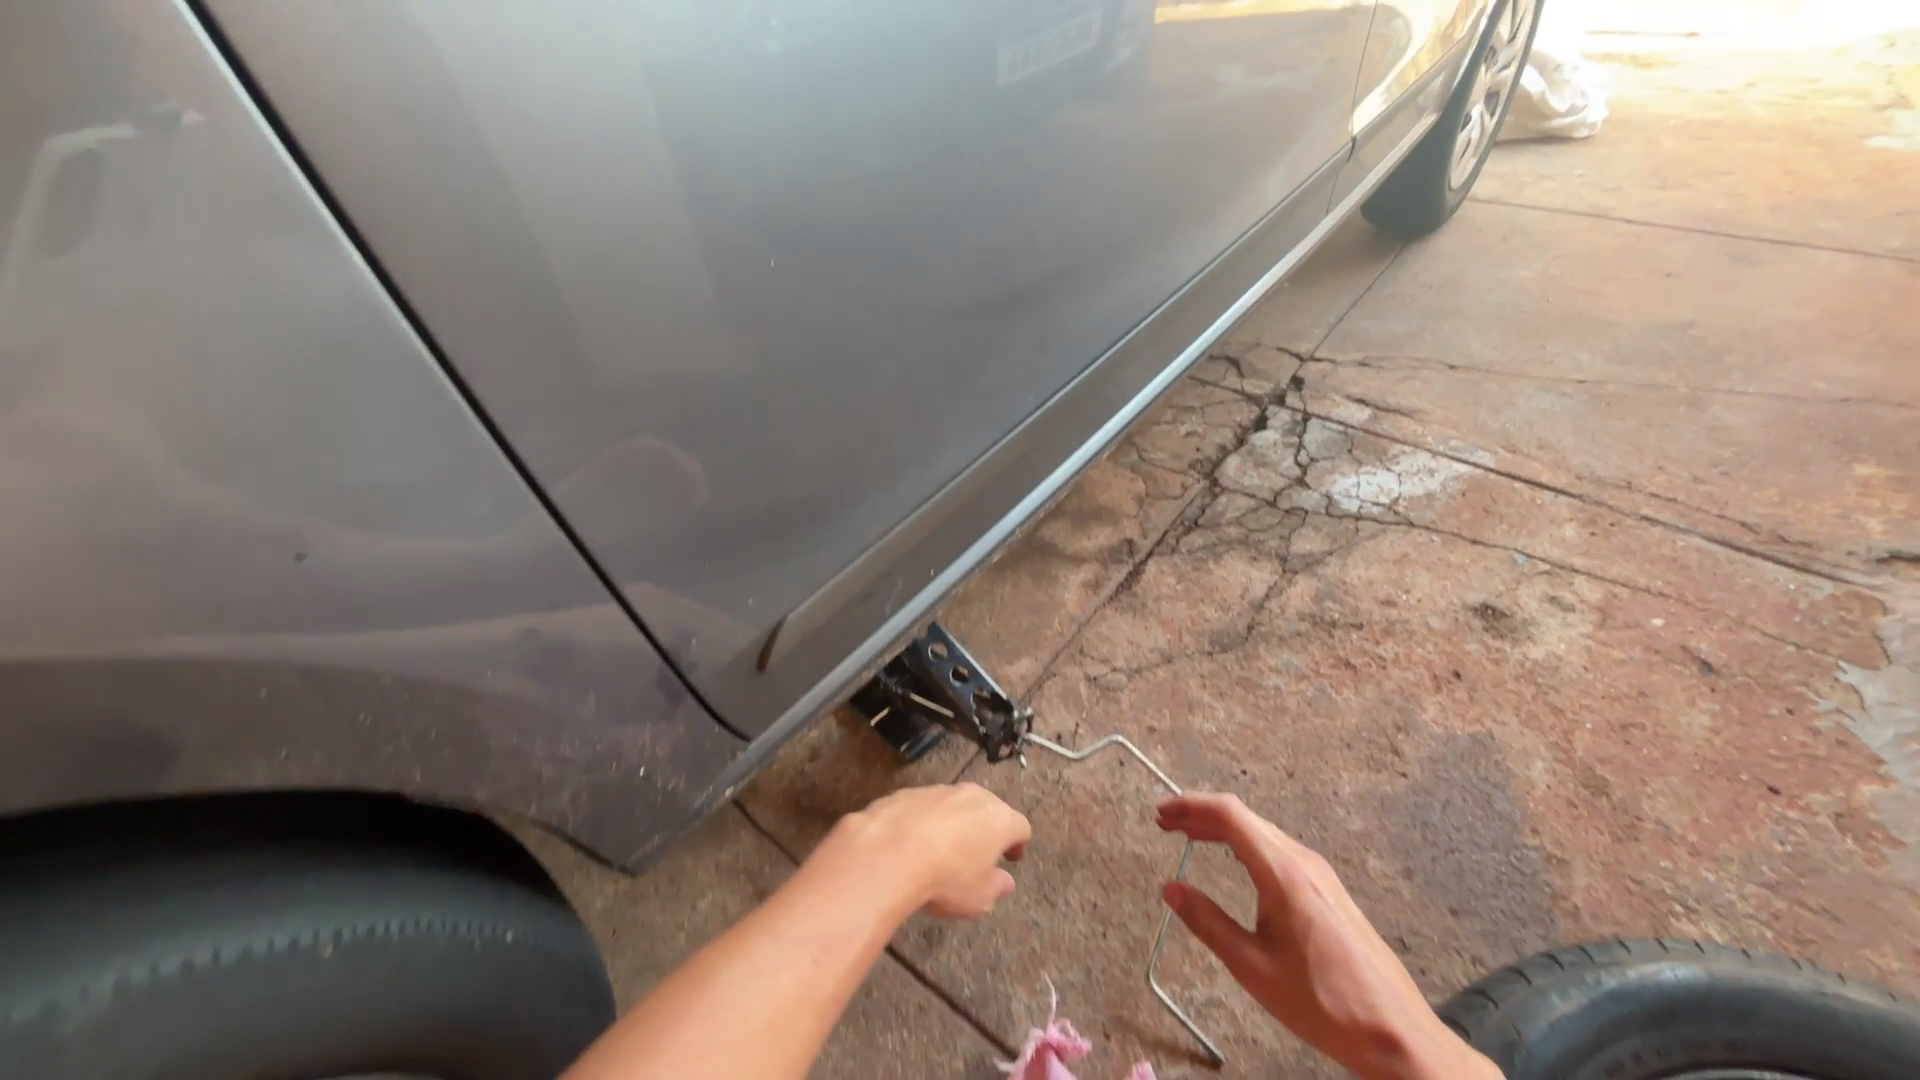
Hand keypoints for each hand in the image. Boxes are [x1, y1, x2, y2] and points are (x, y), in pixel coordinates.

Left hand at [830, 783, 1030, 918]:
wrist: (888, 853)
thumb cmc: (945, 879)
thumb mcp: (978, 899)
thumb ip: (996, 888)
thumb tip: (1004, 882)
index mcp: (999, 819)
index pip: (1020, 827)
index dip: (1017, 843)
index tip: (1010, 858)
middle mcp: (973, 796)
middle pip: (988, 808)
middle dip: (986, 828)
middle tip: (977, 853)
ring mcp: (939, 790)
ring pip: (954, 804)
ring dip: (953, 822)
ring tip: (940, 849)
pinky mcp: (908, 792)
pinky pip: (924, 807)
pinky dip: (923, 821)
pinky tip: (911, 844)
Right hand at [1156, 794, 1501, 1079]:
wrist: (1394, 1031)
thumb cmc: (1321, 1002)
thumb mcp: (1252, 967)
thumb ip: (1207, 922)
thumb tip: (1170, 889)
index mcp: (1283, 873)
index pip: (1230, 815)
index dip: (1190, 806)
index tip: (1160, 813)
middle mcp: (1303, 861)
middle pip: (1244, 818)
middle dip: (1200, 814)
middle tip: (1165, 824)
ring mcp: (1319, 873)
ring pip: (1262, 832)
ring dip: (1221, 828)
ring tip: (1188, 837)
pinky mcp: (1328, 889)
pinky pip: (1277, 849)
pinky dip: (1244, 844)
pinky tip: (1233, 860)